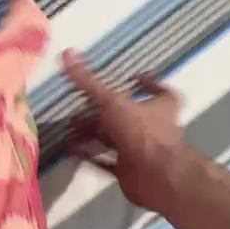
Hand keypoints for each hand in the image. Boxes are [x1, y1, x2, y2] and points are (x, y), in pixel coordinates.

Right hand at [62, 50, 192, 213]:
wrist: (155, 177)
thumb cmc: (141, 132)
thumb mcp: (112, 101)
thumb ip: (89, 82)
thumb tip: (66, 52)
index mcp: (160, 108)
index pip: (163, 93)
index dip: (150, 85)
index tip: (133, 77)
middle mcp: (154, 128)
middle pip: (129, 116)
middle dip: (104, 111)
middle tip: (80, 105)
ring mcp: (142, 151)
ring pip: (115, 138)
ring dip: (93, 133)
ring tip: (70, 126)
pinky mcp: (129, 170)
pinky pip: (106, 160)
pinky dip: (90, 155)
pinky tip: (71, 149)